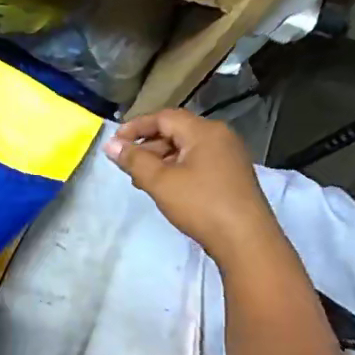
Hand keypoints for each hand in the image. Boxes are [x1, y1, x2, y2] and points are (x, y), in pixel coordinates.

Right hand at [103, 110, 278, 260]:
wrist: (244, 237)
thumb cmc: (200, 204)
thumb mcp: (160, 182)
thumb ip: (134, 161)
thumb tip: (110, 144)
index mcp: (204, 131)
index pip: (164, 117)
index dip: (136, 127)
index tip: (114, 142)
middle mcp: (219, 136)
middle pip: (176, 131)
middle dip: (147, 145)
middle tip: (126, 165)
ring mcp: (228, 155)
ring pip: (186, 148)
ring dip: (160, 160)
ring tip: (141, 180)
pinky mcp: (230, 174)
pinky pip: (197, 162)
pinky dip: (176, 169)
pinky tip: (165, 188)